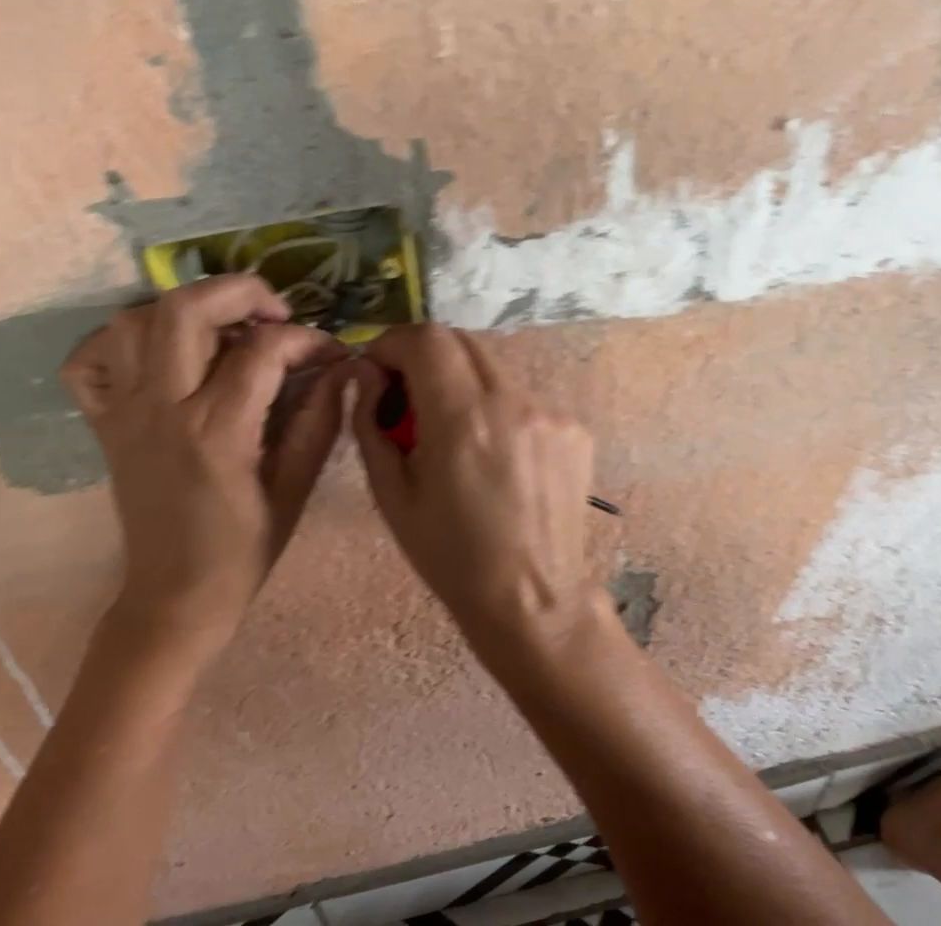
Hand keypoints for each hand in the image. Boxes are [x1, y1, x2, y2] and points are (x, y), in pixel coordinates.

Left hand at [61, 276, 348, 642]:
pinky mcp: (104, 425)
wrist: (174, 598)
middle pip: (185, 309)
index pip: (262, 350)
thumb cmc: (242, 552)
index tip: (329, 352)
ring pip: (133, 322)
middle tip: (271, 313)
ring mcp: (125, 414)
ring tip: (219, 332)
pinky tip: (158, 354)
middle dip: (237, 292)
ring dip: (182, 310)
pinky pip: (89, 362)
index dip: (306, 339)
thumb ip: (319, 423)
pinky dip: (119, 342)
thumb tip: (343, 370)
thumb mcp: (294, 491)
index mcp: (217, 432)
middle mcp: (163, 409)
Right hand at [349, 325, 600, 650]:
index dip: (392, 344)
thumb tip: (365, 376)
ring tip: (451, 433)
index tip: (378, 373)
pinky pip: (523, 396)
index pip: (425, 338)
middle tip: (407, 399)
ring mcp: (551, 412)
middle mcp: (512, 401)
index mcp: (462, 419)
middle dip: (424, 356)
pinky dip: (496, 407)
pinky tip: (491, 454)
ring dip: (461, 381)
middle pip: (461, 340)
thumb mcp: (391, 496)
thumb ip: (370, 423)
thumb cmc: (450, 557)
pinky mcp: (574, 429)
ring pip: (493, 366)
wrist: (532, 601)